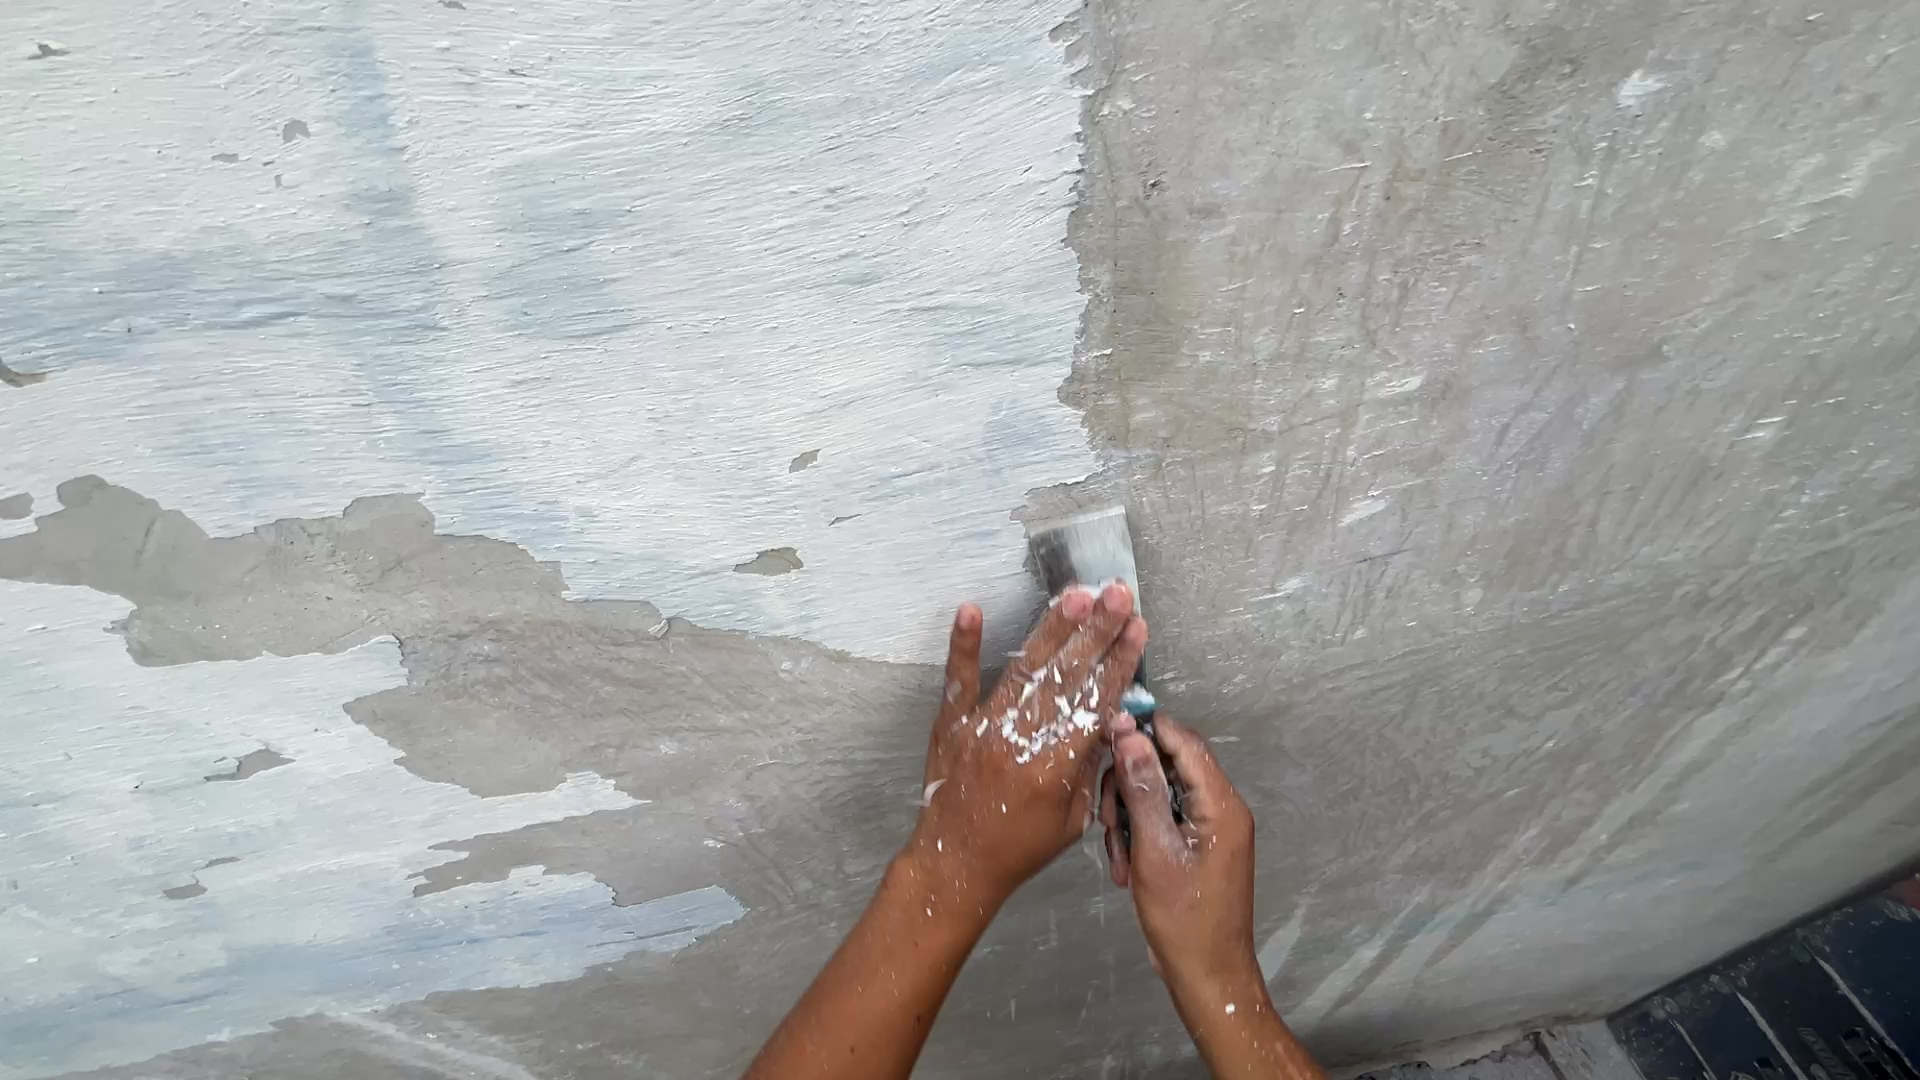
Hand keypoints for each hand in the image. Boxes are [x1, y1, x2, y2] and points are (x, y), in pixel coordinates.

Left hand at [904, 583, 1148, 911]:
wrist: (954, 865)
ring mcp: (982, 727)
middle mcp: (1020, 739)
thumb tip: (1107, 717)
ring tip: (1075, 595)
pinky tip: (970, 610)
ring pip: (1023, 669)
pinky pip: (958, 678)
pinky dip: (964, 644)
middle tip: (1115, 593)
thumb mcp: (1072, 819)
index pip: (1095, 702)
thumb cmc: (1019, 847)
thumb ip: (1089, 766)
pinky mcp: (952, 723)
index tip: (1137, 626)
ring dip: (1051, 629)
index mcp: (1054, 766)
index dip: (1119, 661)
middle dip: (1095, 630)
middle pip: (1065, 676)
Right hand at [1099, 711, 1259, 995]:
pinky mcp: (1196, 843)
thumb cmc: (1183, 918)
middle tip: (1106, 815)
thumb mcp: (1154, 849)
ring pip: (1157, 792)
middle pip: (1167, 765)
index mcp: (1220, 804)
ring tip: (1115, 852)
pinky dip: (1137, 833)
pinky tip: (1125, 865)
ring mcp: (1208, 826)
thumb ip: (1142, 787)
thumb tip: (1129, 731)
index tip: (1106, 731)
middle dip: (1128, 783)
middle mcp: (1220, 807)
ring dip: (1128, 814)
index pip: (1183, 741)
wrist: (1206, 978)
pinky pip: (1161, 818)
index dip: (1145, 728)